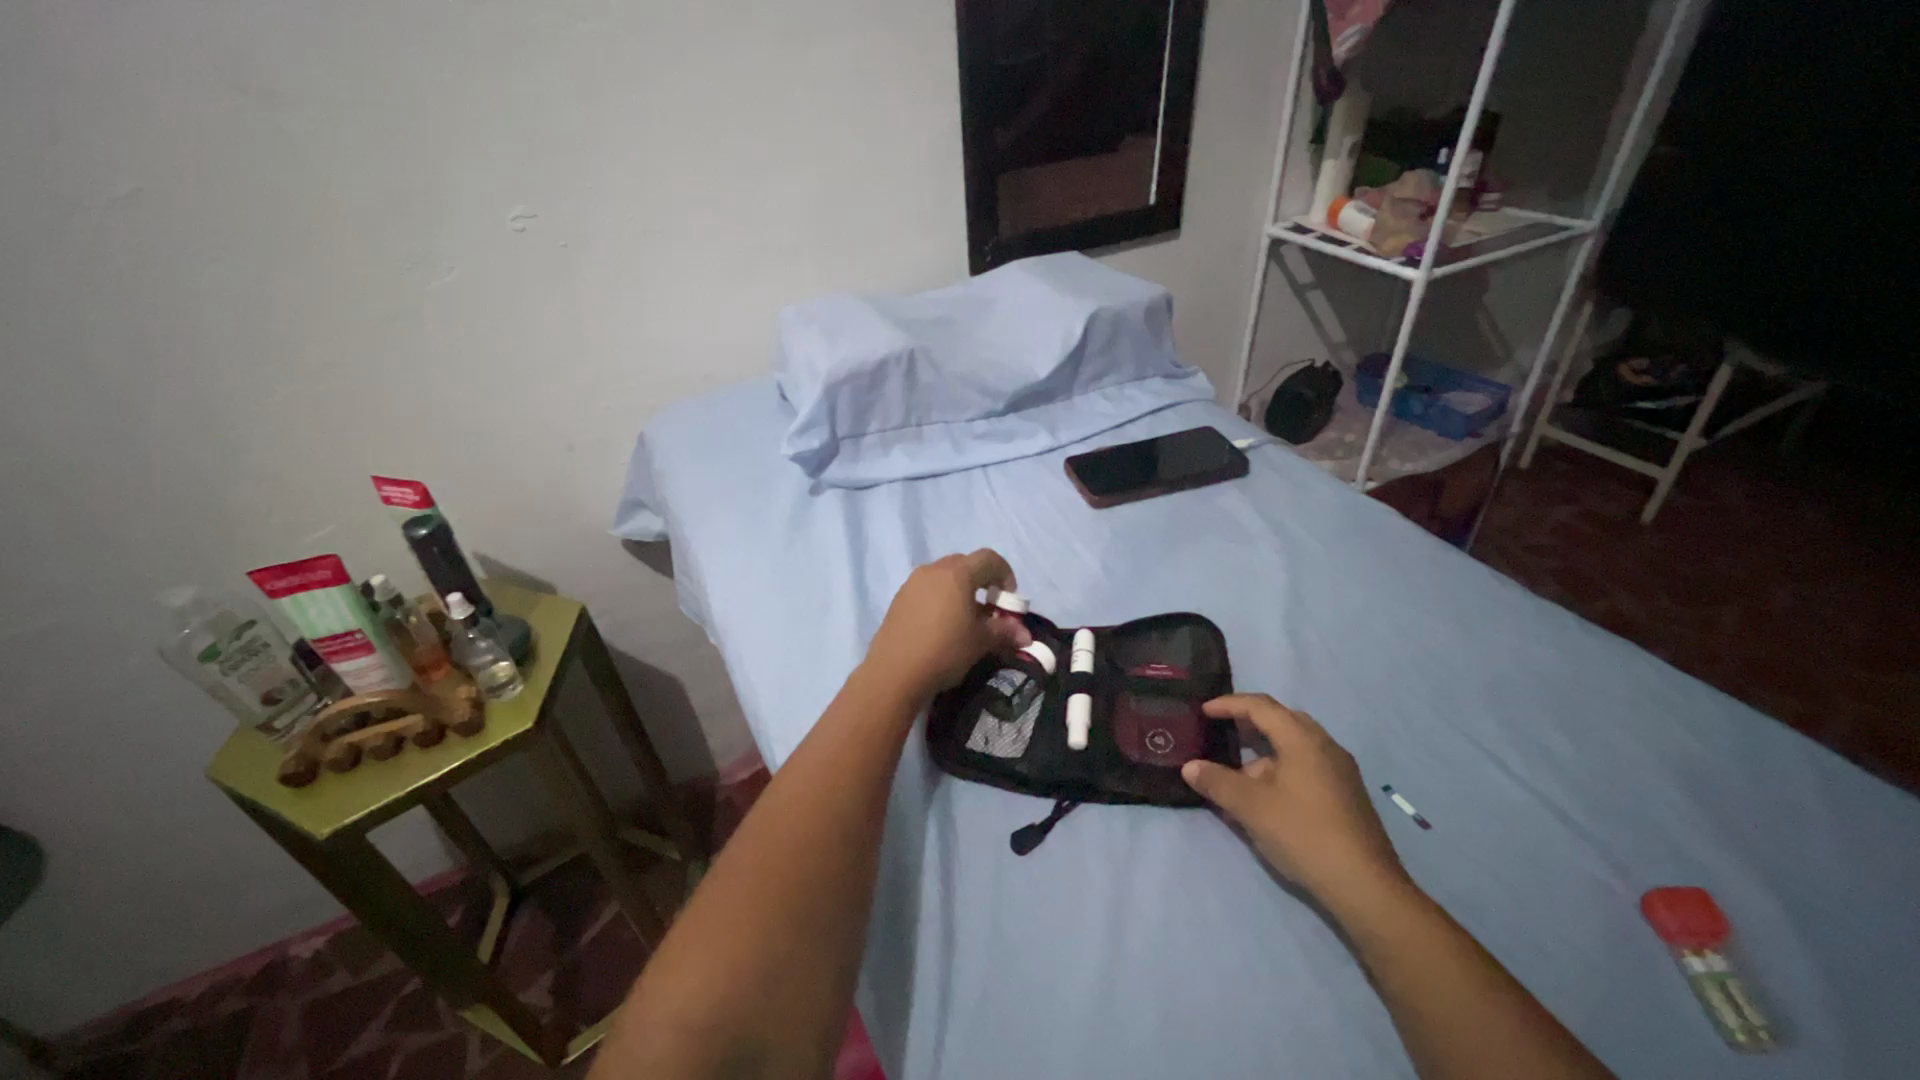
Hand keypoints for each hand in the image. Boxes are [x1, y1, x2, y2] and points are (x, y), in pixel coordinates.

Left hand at [863, 550, 1033, 700]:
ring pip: (943, 576)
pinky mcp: (898, 599)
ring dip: (960, 590)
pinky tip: (941, 625)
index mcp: (957, 573)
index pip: (989, 558)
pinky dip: (940, 598)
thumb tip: (1025, 635)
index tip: (1009, 600)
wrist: (894, 672)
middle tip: (989, 608)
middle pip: (965, 564)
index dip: (1005, 575)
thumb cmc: (945, 650)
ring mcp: (912, 583)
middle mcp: (933, 570)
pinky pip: (927, 589)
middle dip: (982, 581)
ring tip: (965, 618)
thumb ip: (1005, 631)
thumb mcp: (981, 641)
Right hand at [1183, 694, 1408, 908]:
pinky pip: (1306, 768)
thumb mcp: (1251, 807)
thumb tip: (1190, 767)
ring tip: (1237, 778)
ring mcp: (1340, 771)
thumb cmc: (1304, 834)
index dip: (1229, 705)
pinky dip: (1281, 772)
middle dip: (1249, 725)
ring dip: (1263, 755)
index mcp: (1303, 740)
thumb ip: (1217, 782)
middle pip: (1282, 721)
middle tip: (1221, 733)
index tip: (1204, 712)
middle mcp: (1325, 747)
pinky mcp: (1346, 795)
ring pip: (1295, 748)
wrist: (1364, 885)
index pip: (1261, 707)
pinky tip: (1265, 800)